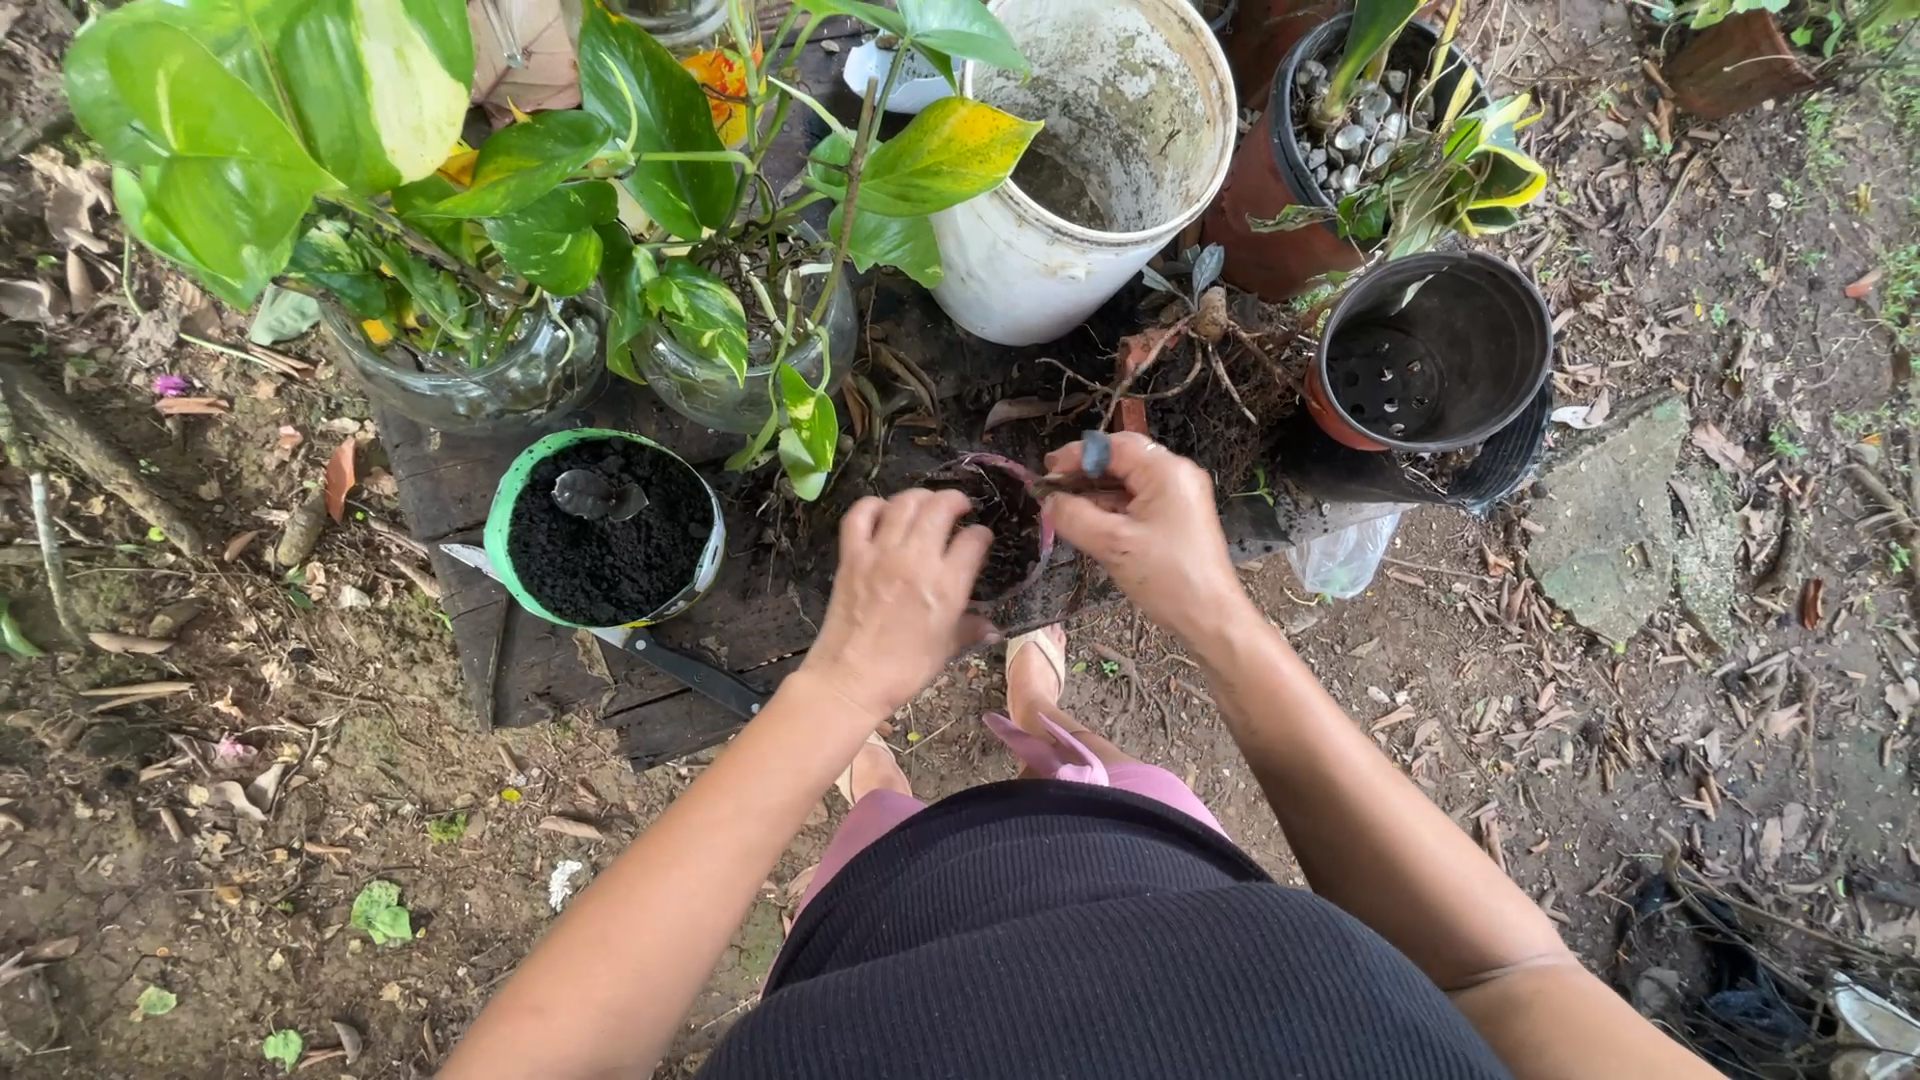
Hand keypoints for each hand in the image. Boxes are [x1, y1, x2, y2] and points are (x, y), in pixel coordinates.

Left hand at [800, 490, 997, 723]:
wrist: (850, 679)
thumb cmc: (904, 670)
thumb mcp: (945, 649)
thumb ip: (969, 629)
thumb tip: (991, 627)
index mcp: (946, 586)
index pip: (973, 541)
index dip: (982, 535)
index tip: (981, 537)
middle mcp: (916, 560)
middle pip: (940, 508)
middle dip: (956, 500)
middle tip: (959, 506)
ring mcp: (880, 554)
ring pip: (904, 503)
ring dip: (920, 496)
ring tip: (926, 504)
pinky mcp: (852, 556)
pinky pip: (860, 515)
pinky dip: (872, 505)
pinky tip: (882, 511)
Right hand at [1043, 433, 1251, 643]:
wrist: (1210, 617)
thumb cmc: (1166, 577)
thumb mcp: (1112, 545)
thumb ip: (1074, 516)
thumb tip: (1048, 502)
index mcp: (1166, 472)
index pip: (1114, 446)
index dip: (1077, 454)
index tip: (1047, 472)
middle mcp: (1176, 475)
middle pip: (1122, 459)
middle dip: (1085, 472)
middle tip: (1052, 487)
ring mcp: (1180, 496)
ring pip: (1128, 482)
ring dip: (1096, 491)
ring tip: (1064, 506)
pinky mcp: (1178, 517)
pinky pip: (1138, 501)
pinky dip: (1112, 507)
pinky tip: (1088, 520)